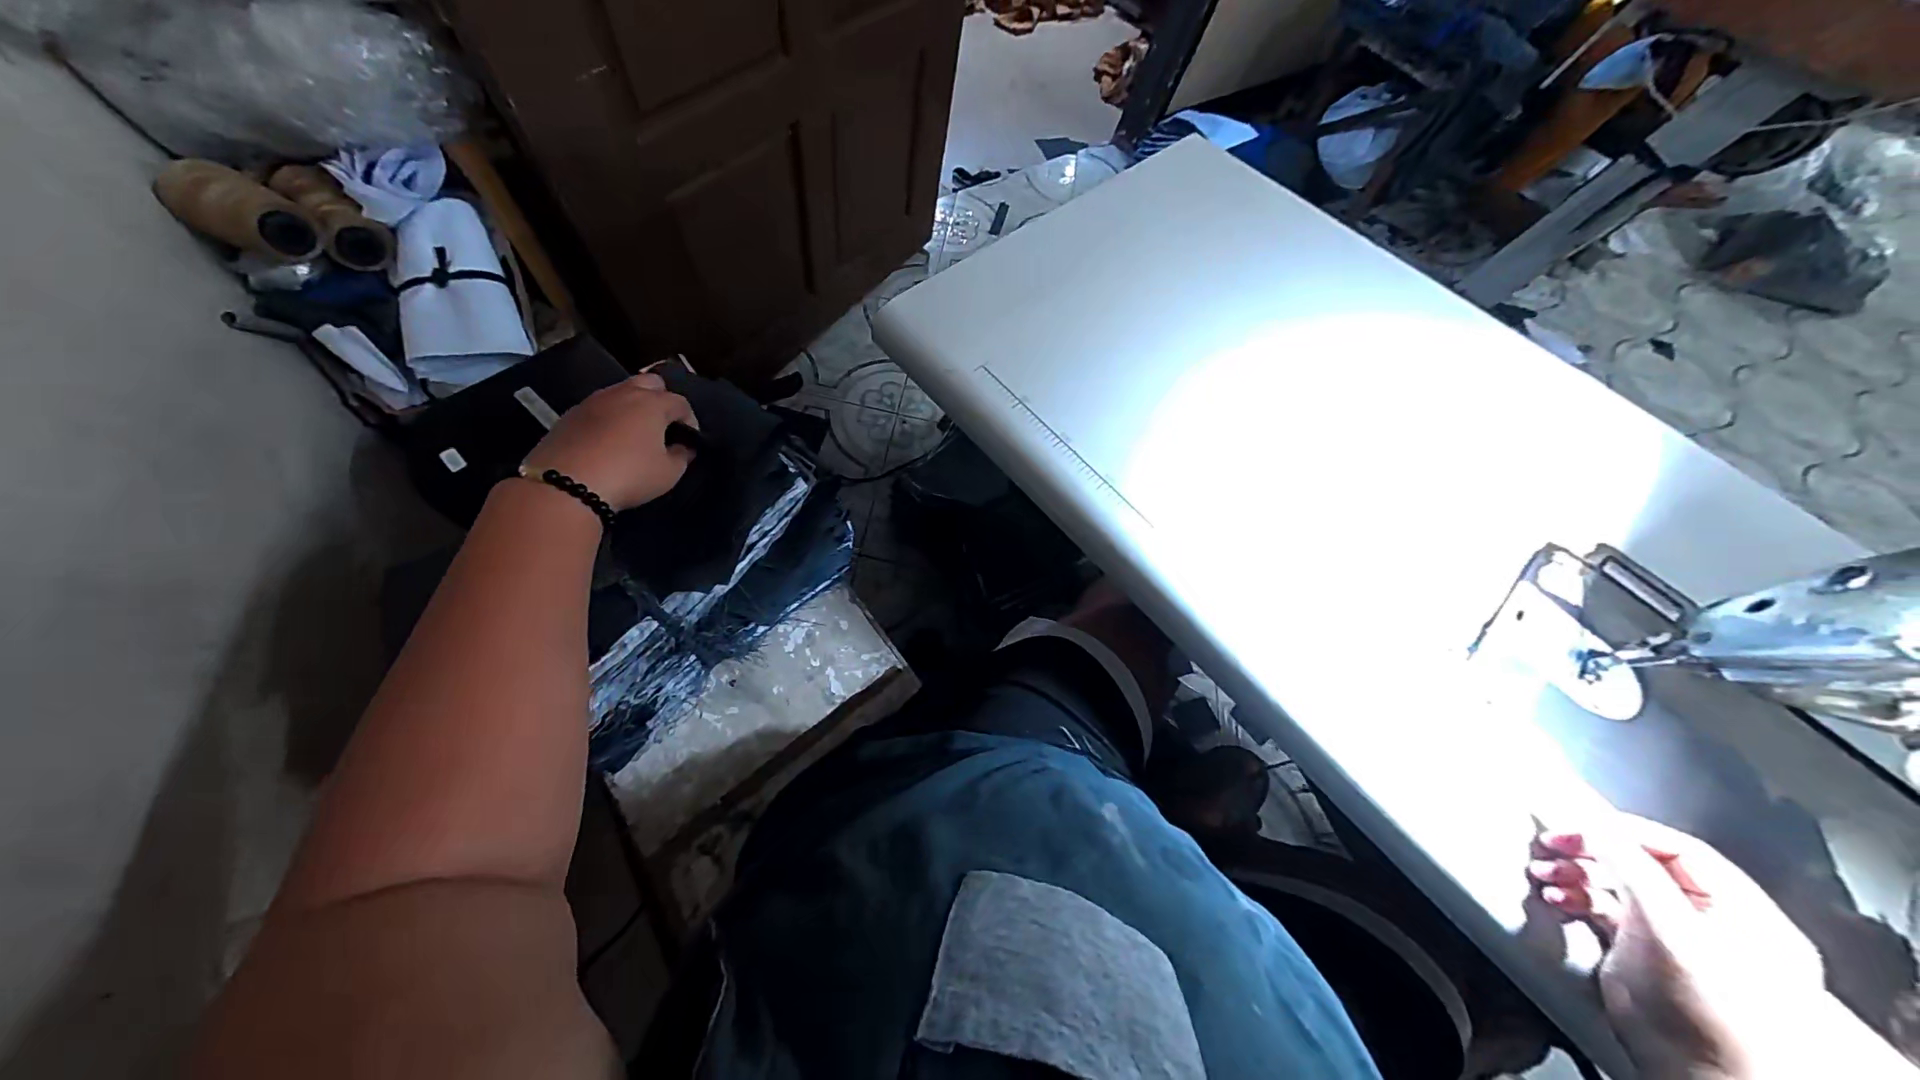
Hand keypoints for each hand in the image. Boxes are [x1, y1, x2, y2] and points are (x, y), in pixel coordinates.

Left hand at [521, 373, 696, 510]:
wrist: (566, 484)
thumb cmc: (629, 475)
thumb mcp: (668, 473)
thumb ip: (682, 456)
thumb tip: (683, 447)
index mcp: (653, 403)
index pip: (681, 402)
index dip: (690, 420)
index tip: (690, 440)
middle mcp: (624, 393)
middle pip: (650, 382)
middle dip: (662, 398)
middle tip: (663, 425)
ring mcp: (593, 400)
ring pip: (621, 392)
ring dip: (633, 406)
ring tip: (635, 432)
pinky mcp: (570, 414)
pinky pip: (599, 407)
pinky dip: (610, 417)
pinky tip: (608, 439)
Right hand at [1530, 816, 1831, 1078]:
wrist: (1698, 1072)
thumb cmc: (1705, 1010)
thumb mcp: (1667, 923)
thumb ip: (1631, 867)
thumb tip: (1594, 826)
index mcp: (1741, 911)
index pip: (1677, 848)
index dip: (1624, 831)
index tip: (1577, 824)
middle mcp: (1710, 922)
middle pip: (1641, 864)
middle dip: (1589, 852)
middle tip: (1551, 844)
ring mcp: (1676, 941)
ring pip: (1617, 886)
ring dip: (1574, 873)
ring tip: (1545, 872)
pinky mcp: (1642, 956)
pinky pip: (1604, 911)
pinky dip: (1575, 899)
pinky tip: (1556, 898)